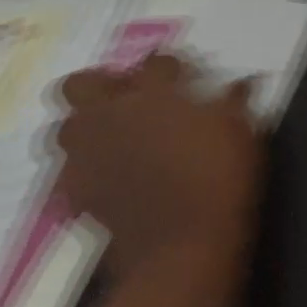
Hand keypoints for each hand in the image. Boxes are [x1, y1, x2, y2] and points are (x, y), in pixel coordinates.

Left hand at [51, 53, 262, 289]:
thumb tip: (242, 83)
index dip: (171, 65)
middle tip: (130, 96)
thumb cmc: (219, 176)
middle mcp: (112, 117)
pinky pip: (67, 170)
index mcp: (154, 94)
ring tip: (112, 133)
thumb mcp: (241, 130)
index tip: (185, 75)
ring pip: (63, 127)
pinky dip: (84, 166)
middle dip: (101, 84)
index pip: (155, 61)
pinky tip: (108, 172)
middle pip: (81, 84)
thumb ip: (234, 102)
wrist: (181, 246)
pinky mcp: (77, 194)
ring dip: (84, 125)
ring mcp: (89, 156)